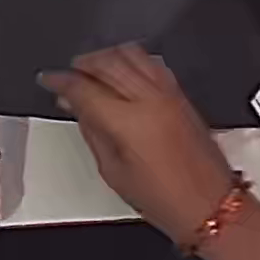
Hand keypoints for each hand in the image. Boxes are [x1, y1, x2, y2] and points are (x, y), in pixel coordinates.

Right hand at [41, 44, 237, 239]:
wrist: (211, 205)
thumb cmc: (165, 199)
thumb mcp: (113, 171)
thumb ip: (92, 131)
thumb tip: (75, 105)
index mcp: (129, 122)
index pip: (84, 88)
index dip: (60, 80)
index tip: (48, 78)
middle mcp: (150, 100)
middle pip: (106, 63)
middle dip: (80, 64)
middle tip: (66, 74)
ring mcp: (168, 93)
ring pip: (130, 54)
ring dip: (105, 56)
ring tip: (90, 68)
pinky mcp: (180, 93)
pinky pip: (150, 61)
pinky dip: (130, 59)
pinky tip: (120, 68)